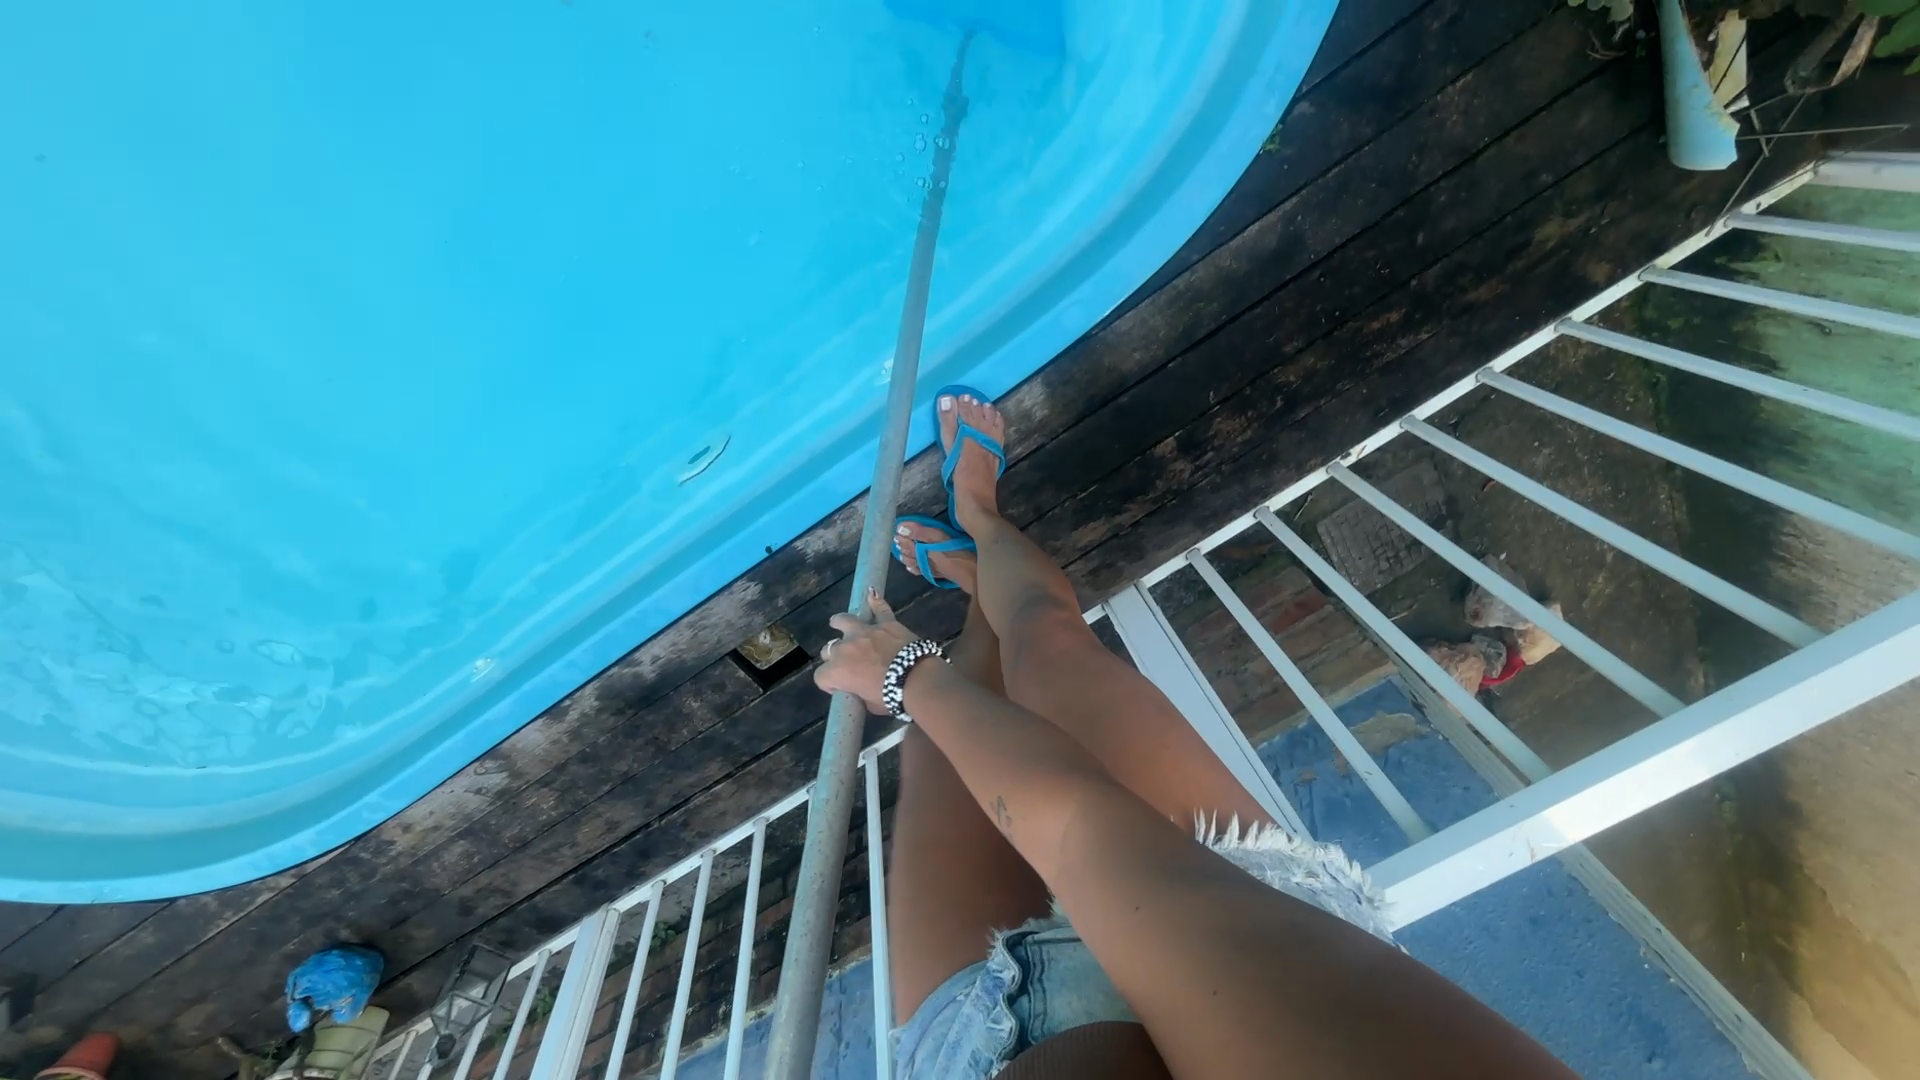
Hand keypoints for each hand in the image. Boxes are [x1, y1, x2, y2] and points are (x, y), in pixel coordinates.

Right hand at [814, 586, 921, 714]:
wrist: (916, 679)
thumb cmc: (891, 697)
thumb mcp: (869, 704)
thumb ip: (859, 694)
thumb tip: (862, 689)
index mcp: (837, 671)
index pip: (821, 677)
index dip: (829, 683)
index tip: (838, 687)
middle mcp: (845, 648)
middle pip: (830, 649)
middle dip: (835, 657)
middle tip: (848, 663)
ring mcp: (865, 632)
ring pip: (845, 621)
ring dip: (840, 622)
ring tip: (837, 622)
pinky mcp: (886, 623)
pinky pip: (879, 609)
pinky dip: (876, 602)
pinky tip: (872, 593)